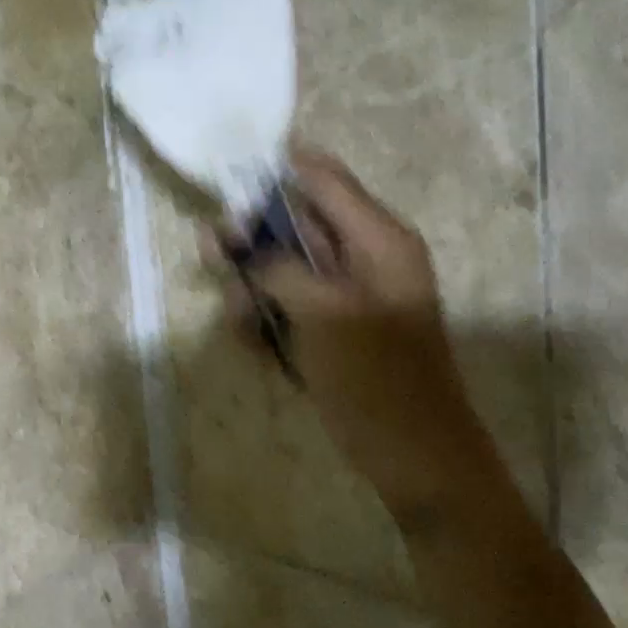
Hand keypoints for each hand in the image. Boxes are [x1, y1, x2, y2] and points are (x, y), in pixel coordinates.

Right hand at [214, 146, 496, 505]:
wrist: (414, 456)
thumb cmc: (377, 376)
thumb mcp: (323, 311)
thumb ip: (279, 267)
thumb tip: (247, 247)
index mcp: (377, 240)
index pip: (323, 179)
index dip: (277, 171)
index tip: (229, 176)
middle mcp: (362, 258)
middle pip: (295, 223)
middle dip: (251, 238)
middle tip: (213, 252)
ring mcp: (345, 297)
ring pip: (282, 268)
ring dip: (252, 287)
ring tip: (239, 318)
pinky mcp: (331, 331)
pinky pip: (287, 308)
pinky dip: (266, 321)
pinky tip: (255, 346)